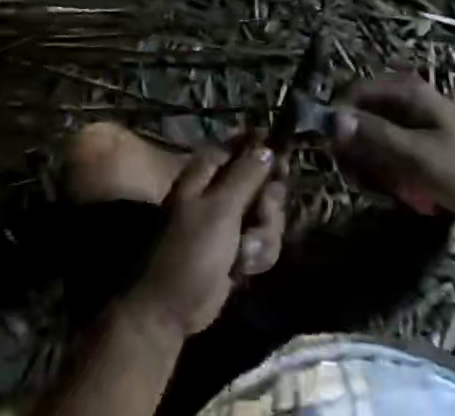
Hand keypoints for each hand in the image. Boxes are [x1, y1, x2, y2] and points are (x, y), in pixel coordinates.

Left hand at [124, 142, 279, 336]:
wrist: (172, 308)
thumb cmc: (191, 251)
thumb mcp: (221, 208)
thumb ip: (246, 175)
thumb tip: (267, 147)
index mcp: (206, 173)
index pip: (241, 146)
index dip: (264, 151)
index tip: (283, 165)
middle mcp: (219, 191)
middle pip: (263, 182)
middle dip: (269, 204)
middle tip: (262, 216)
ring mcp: (229, 220)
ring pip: (267, 214)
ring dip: (264, 235)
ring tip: (246, 253)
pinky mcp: (237, 247)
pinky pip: (263, 240)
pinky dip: (258, 254)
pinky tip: (245, 268)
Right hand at [331, 75, 454, 217]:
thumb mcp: (413, 153)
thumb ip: (373, 135)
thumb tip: (332, 118)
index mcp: (409, 91)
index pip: (358, 91)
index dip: (341, 115)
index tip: (332, 148)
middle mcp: (410, 97)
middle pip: (364, 110)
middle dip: (355, 141)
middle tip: (355, 172)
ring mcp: (416, 118)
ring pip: (374, 130)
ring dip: (368, 156)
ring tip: (376, 184)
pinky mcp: (421, 139)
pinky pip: (389, 144)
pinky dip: (383, 162)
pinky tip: (392, 185)